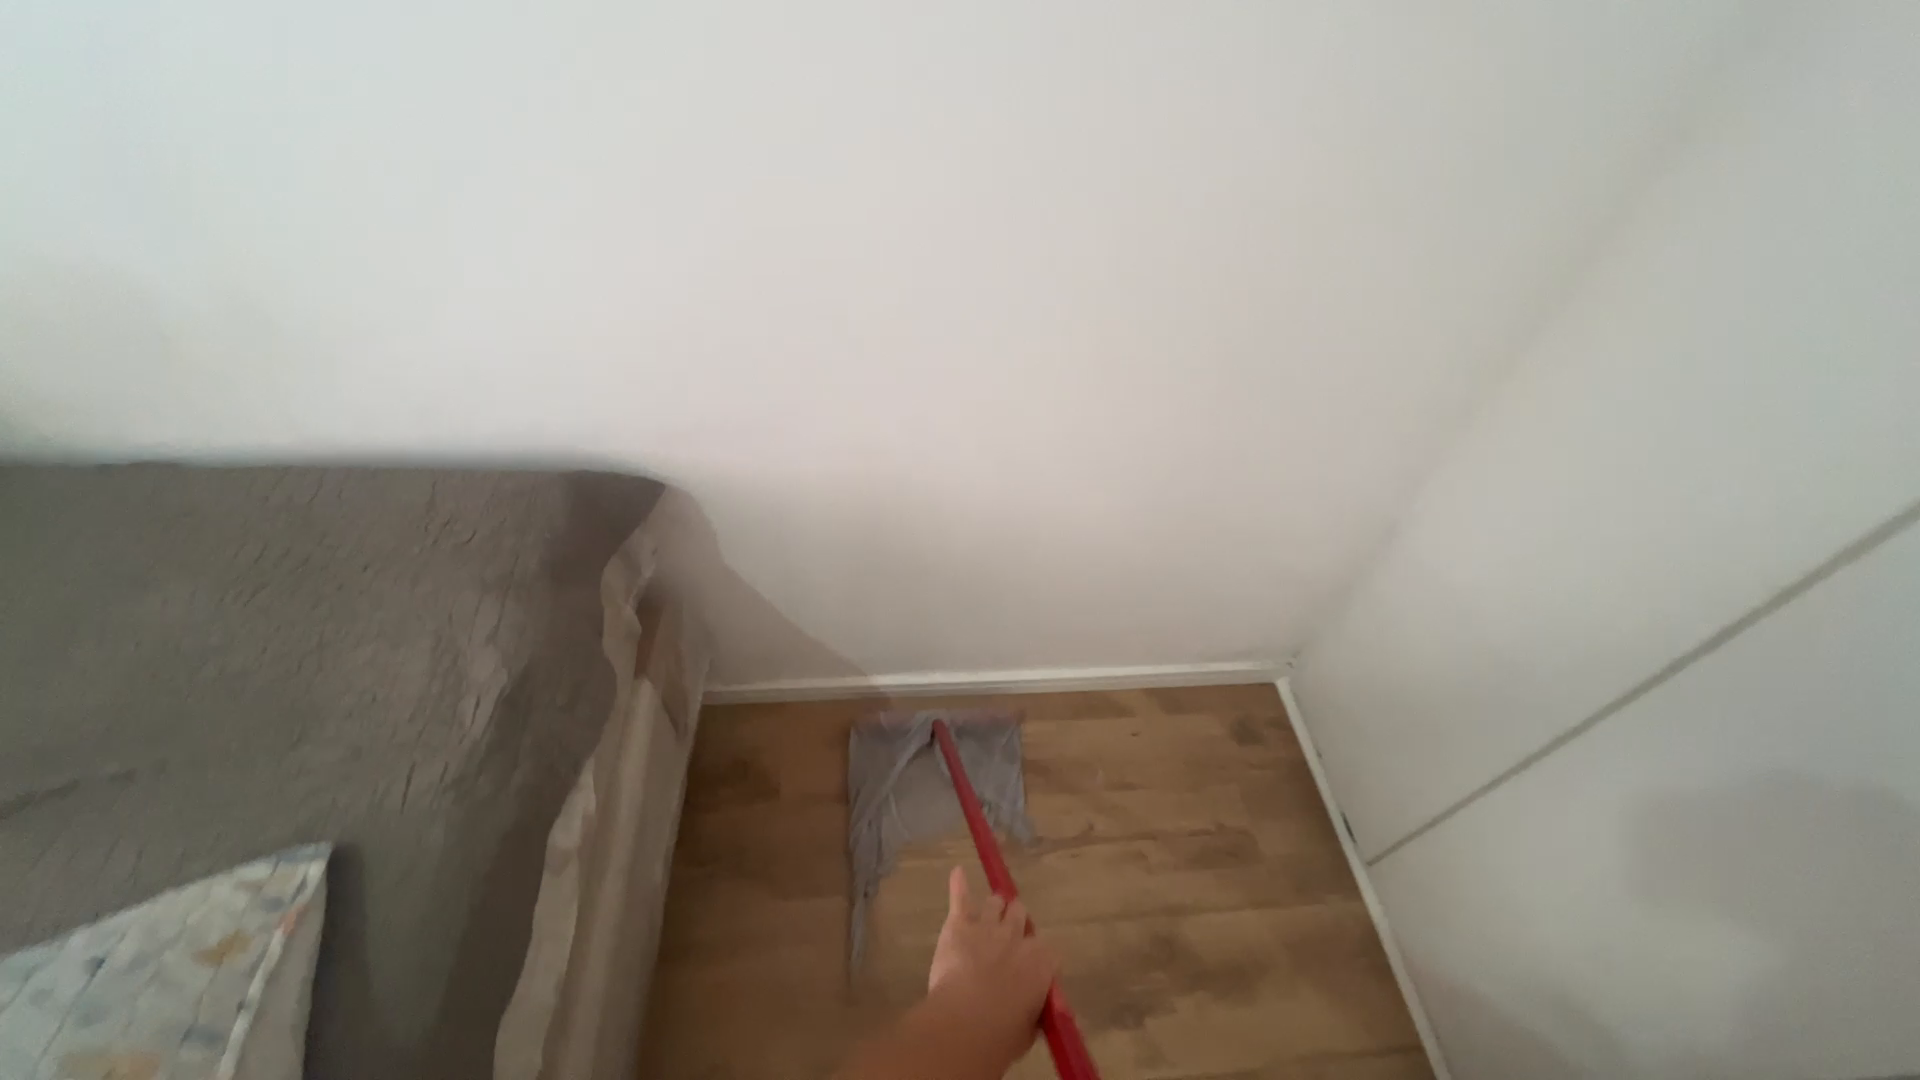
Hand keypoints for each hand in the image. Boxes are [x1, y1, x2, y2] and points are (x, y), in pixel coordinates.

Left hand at [927, 867, 1059, 1047]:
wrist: (967, 1020)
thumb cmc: (1002, 1033)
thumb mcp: (1030, 1029)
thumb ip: (1034, 1009)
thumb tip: (1034, 1007)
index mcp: (1042, 961)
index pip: (1047, 949)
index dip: (1037, 957)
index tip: (1030, 969)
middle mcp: (1017, 935)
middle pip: (1021, 915)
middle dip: (1015, 923)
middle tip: (1007, 938)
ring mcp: (988, 925)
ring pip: (995, 903)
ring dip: (993, 908)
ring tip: (988, 915)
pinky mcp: (960, 924)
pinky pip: (961, 897)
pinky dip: (959, 884)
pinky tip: (957, 872)